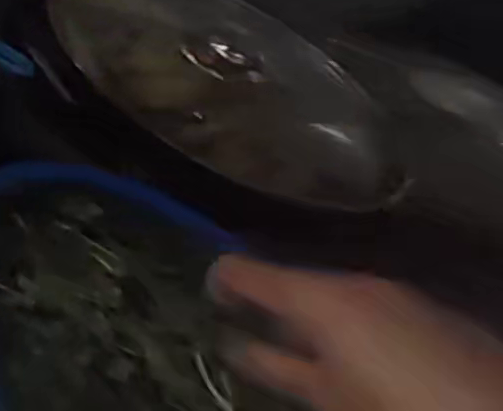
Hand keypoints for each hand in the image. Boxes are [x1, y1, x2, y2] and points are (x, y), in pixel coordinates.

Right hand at [211, 254, 502, 410]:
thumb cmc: (402, 409)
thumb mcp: (329, 397)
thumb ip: (271, 364)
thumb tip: (228, 343)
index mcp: (314, 293)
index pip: (235, 268)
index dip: (218, 286)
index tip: (217, 309)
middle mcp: (352, 281)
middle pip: (291, 281)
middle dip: (279, 309)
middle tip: (276, 342)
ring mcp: (405, 297)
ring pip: (338, 296)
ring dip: (323, 318)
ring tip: (331, 355)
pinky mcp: (448, 318)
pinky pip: (382, 311)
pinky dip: (367, 327)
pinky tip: (385, 362)